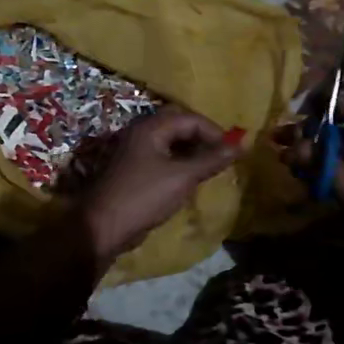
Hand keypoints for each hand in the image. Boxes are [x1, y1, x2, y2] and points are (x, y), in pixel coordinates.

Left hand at [78, 108, 239, 263]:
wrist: (103, 225)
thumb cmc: (143, 196)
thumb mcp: (182, 177)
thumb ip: (211, 159)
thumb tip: (240, 145)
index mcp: (150, 128)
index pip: (189, 117)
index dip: (214, 132)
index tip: (233, 152)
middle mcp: (140, 133)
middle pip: (178, 124)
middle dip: (202, 136)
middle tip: (221, 156)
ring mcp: (135, 151)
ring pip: (169, 140)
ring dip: (191, 149)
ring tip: (211, 167)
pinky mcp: (133, 169)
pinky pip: (162, 156)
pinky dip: (179, 161)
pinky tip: (191, 177)